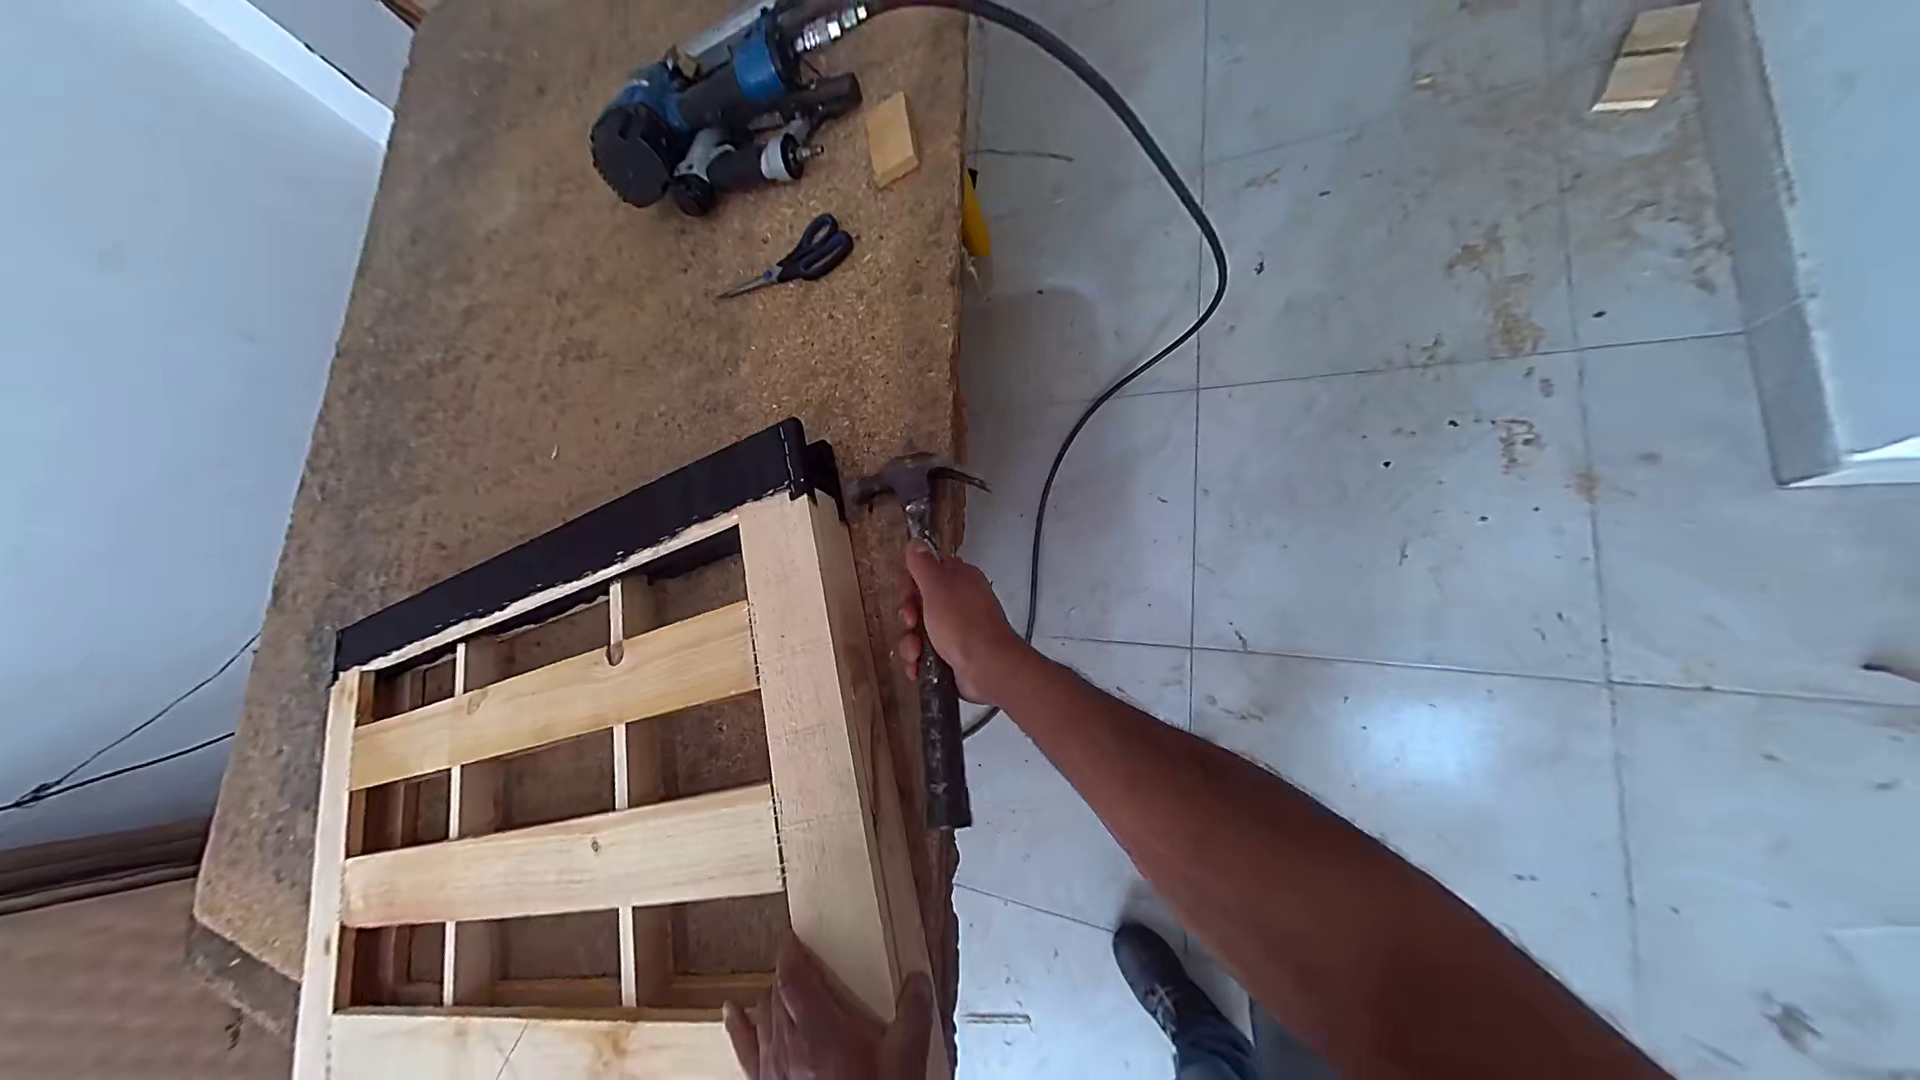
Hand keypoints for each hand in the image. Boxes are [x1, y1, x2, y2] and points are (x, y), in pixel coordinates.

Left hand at [724, 936, 933, 1079]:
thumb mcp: (903, 1063)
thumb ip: (913, 1016)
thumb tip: (918, 980)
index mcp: (819, 1030)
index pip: (793, 977)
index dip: (791, 952)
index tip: (795, 935)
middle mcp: (788, 1046)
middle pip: (778, 993)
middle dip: (790, 973)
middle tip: (804, 960)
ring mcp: (772, 1071)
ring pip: (764, 1016)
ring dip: (774, 996)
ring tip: (783, 982)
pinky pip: (744, 1051)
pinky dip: (738, 1027)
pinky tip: (732, 1011)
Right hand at [897, 541, 1028, 705]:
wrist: (987, 667)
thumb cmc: (962, 623)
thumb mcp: (938, 586)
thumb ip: (923, 564)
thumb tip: (917, 541)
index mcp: (960, 578)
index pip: (927, 571)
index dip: (911, 583)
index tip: (907, 594)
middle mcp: (960, 602)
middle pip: (920, 603)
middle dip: (909, 617)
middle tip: (912, 623)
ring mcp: (958, 629)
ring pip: (920, 631)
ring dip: (911, 643)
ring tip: (916, 653)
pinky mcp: (954, 654)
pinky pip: (927, 654)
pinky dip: (919, 662)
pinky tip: (918, 668)